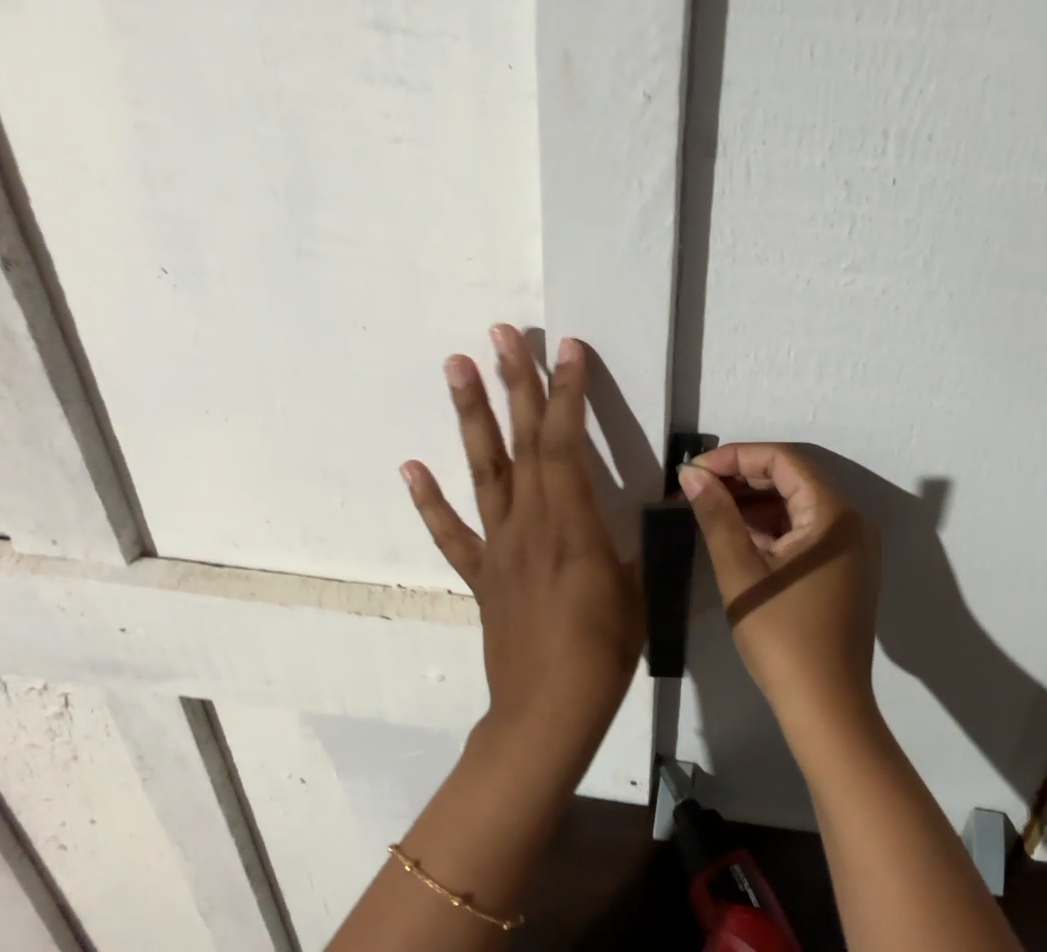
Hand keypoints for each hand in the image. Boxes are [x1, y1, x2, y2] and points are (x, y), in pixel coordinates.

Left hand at [400, 325, 642, 761]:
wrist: (547, 712)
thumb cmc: (604, 652)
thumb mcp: (635, 591)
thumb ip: (627, 544)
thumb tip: (633, 515)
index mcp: (572, 524)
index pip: (565, 444)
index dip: (566, 393)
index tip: (565, 347)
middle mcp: (529, 523)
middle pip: (521, 442)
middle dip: (514, 382)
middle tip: (500, 333)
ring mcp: (498, 546)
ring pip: (483, 471)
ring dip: (471, 416)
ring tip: (456, 366)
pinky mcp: (481, 574)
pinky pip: (452, 532)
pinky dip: (429, 499)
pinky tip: (410, 465)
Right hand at [678, 444, 878, 729]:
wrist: (826, 706)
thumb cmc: (782, 637)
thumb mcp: (741, 572)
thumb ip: (717, 516)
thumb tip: (693, 474)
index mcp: (834, 514)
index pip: (783, 460)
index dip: (735, 457)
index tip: (693, 470)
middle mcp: (851, 522)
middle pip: (794, 479)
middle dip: (742, 479)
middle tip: (695, 488)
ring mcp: (852, 549)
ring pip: (798, 508)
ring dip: (754, 505)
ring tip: (707, 510)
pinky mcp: (845, 572)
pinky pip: (807, 534)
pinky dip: (772, 530)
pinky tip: (736, 538)